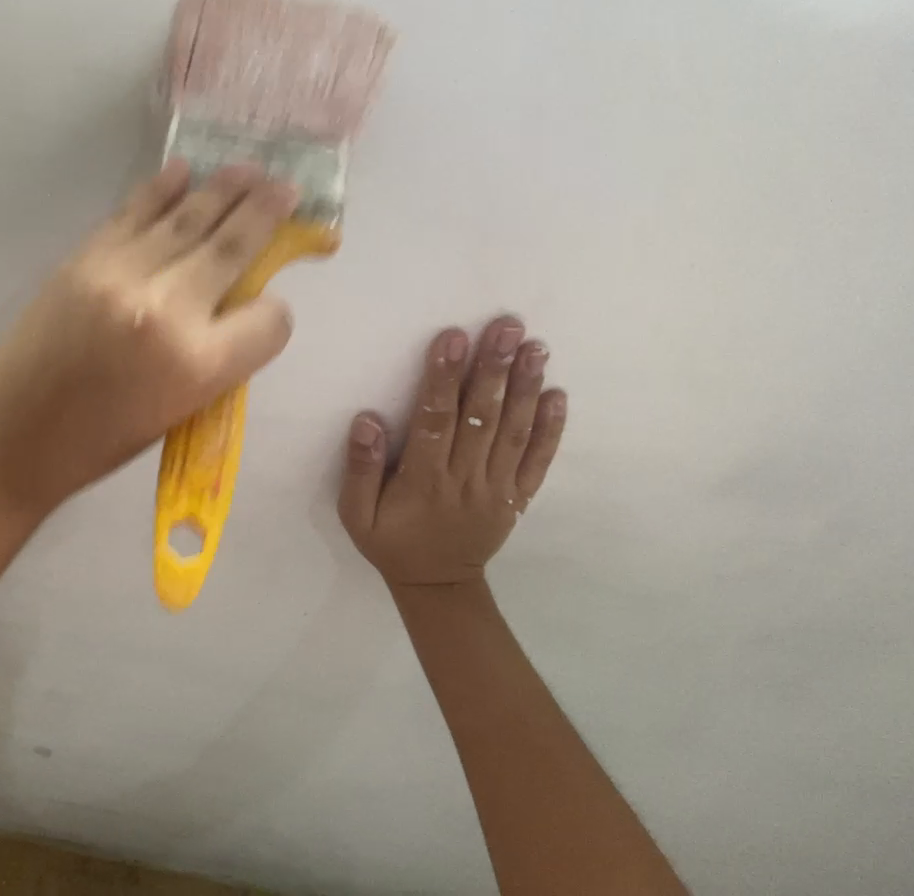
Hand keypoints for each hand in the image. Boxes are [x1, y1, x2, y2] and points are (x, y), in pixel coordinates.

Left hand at [0, 162, 300, 510]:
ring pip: (188, 218)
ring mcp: (123, 276)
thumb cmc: (101, 442)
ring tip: (249, 170)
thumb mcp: (179, 411)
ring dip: (224, 189)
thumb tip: (235, 302)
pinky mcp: (86, 260)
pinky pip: (135, 213)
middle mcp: (169, 310)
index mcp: (199, 365)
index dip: (273, 316)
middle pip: (234, 247)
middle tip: (286, 186)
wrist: (16, 436)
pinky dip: (161, 190)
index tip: (264, 311)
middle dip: (266, 213)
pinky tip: (182, 173)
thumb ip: (215, 356)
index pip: (269, 321)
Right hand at [336, 316, 566, 586]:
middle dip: (494, 368)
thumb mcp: (356, 515)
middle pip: (481, 417)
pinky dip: (551, 429)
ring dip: (525, 387)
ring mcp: (497, 488)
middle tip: (507, 326)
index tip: (454, 339)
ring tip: (536, 347)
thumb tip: (368, 420)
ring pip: (514, 432)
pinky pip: (537, 461)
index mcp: (424, 480)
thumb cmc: (391, 543)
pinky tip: (557, 395)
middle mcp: (465, 479)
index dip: (444, 378)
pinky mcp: (517, 497)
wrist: (438, 587)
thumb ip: (361, 469)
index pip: (436, 421)